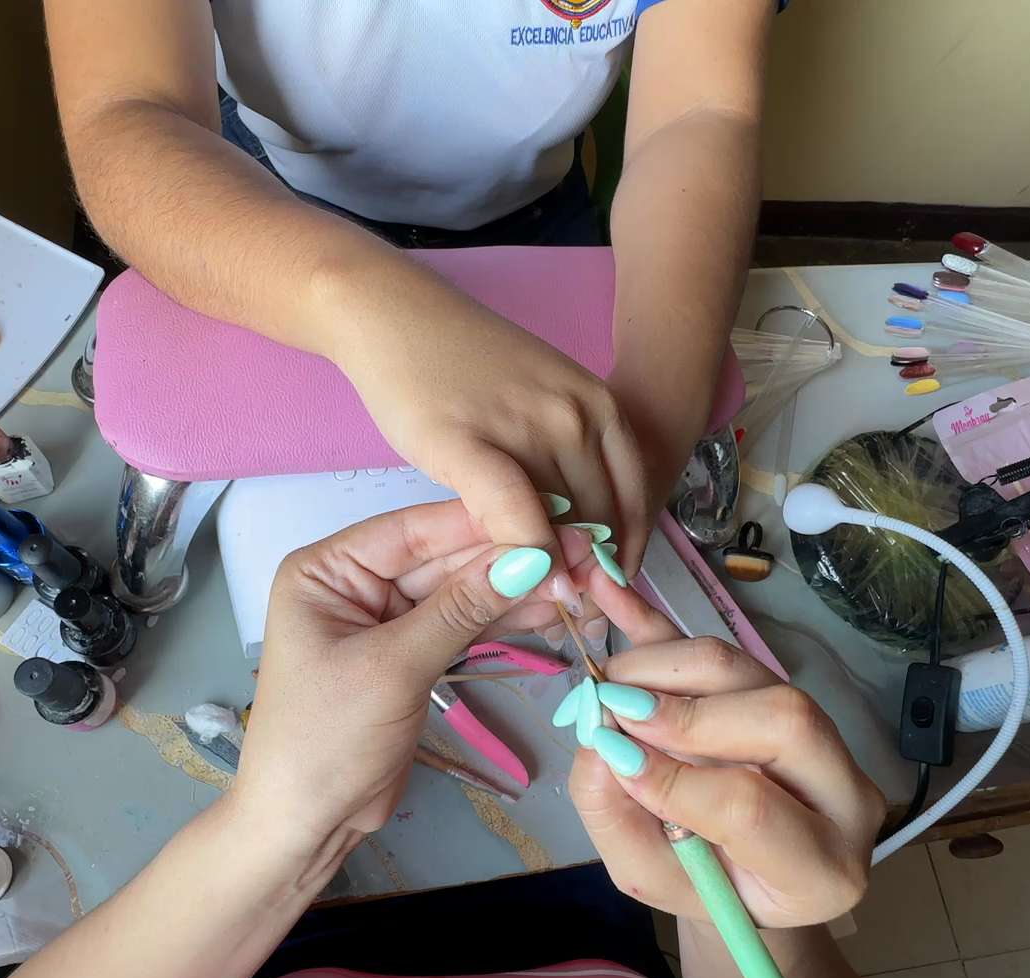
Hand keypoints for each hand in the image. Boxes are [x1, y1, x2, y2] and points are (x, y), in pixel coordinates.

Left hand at [235, 501, 552, 846]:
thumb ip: (460, 609)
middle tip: (582, 548)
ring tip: (581, 576)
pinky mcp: (414, 650)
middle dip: (511, 556)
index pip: (415, 529)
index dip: (485, 520)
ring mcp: (388, 616)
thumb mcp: (393, 667)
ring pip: (461, 589)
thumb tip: (530, 558)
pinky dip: (505, 618)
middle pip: (444, 556)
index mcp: (329, 568)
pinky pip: (464, 622)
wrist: (308, 824)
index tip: (550, 515)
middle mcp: (358, 581)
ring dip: (517, 586)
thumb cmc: (325, 739)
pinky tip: (552, 607)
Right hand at [330, 288, 652, 581]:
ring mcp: (529, 429)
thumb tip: (572, 524)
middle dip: (593, 573)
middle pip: (601, 519)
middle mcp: (578, 417)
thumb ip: (563, 455)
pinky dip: (527, 556)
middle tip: (575, 611)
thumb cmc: (461, 361)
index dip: (625, 554)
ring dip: (562, 574)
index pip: (633, 499)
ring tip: (548, 607)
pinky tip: (526, 583)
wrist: (396, 315)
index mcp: (599, 407)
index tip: (609, 589)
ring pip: (564, 525)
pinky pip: (515, 514)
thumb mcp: (536, 399)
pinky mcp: (472, 444)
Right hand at [567, 572, 884, 928]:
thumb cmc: (702, 888)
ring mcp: (821, 736)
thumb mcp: (650, 875)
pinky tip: (611, 591)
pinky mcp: (774, 692)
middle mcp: (843, 793)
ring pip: (755, 672)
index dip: (674, 778)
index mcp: (820, 867)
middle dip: (686, 708)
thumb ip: (618, 816)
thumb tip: (600, 738)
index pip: (754, 807)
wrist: (744, 874)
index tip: (612, 756)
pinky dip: (661, 621)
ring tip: (610, 680)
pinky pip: (722, 647)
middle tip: (616, 706)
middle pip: (783, 717)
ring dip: (671, 663)